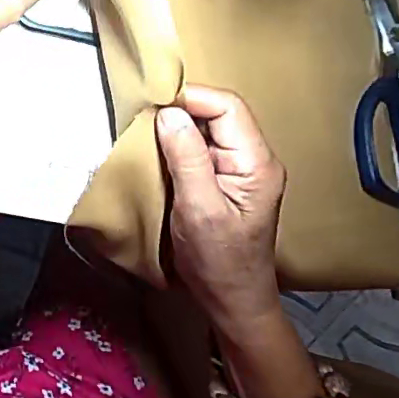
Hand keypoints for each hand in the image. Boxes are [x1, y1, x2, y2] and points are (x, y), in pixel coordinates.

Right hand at [156, 84, 287, 342]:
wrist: (231, 299)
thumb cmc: (218, 261)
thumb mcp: (198, 209)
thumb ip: (186, 159)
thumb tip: (168, 113)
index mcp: (256, 163)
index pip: (228, 106)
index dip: (190, 97)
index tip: (151, 104)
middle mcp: (252, 158)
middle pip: (218, 112)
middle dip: (180, 108)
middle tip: (142, 118)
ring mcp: (238, 168)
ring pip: (207, 127)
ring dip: (176, 126)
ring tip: (144, 133)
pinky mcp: (222, 178)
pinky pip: (200, 146)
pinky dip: (175, 143)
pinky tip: (155, 151)